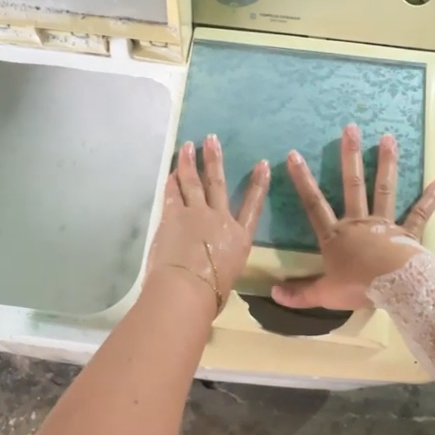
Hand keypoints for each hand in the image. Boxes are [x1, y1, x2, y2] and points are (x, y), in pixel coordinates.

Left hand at [147, 137, 268, 312]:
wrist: (186, 290)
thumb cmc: (210, 295)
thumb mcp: (226, 278)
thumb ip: (221, 264)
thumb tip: (211, 264)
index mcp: (239, 238)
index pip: (253, 206)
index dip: (258, 185)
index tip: (263, 164)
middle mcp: (220, 219)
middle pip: (218, 184)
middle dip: (215, 160)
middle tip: (212, 139)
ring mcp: (196, 214)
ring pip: (193, 182)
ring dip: (189, 162)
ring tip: (188, 146)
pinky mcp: (174, 216)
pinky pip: (173, 193)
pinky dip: (172, 181)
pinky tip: (172, 172)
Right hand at [272, 124, 434, 310]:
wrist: (393, 287)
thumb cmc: (358, 287)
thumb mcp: (324, 293)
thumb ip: (300, 293)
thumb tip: (273, 293)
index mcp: (336, 236)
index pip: (314, 204)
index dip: (302, 180)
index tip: (294, 154)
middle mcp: (359, 223)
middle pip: (352, 185)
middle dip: (350, 156)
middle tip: (352, 128)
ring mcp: (385, 224)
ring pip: (384, 189)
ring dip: (387, 163)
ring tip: (389, 138)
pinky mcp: (408, 232)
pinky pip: (419, 213)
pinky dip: (430, 197)